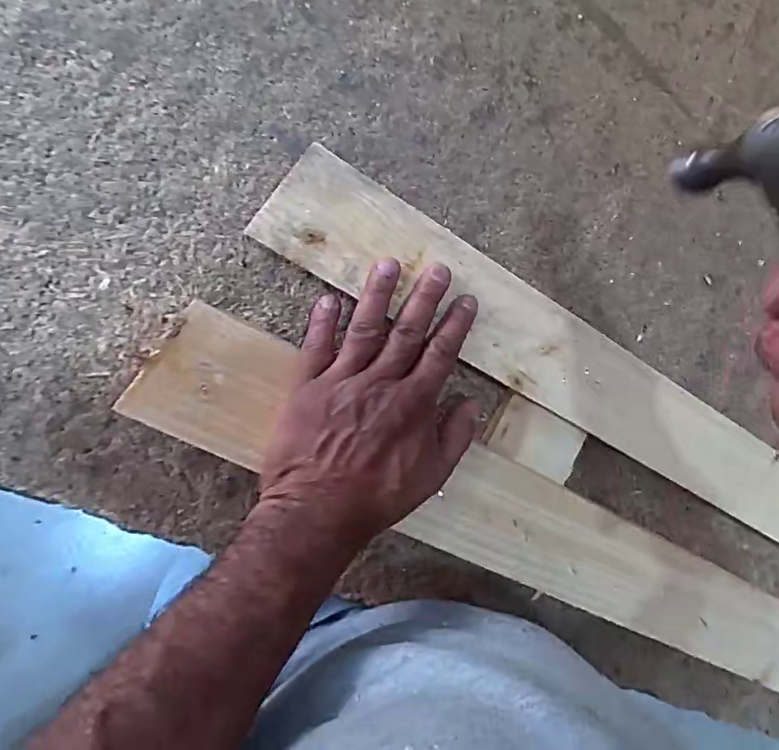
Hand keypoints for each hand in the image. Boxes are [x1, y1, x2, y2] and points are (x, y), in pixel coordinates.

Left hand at [255, 259, 482, 556]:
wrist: (314, 515)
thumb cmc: (379, 495)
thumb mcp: (433, 474)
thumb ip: (456, 435)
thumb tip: (472, 402)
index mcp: (414, 401)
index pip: (441, 352)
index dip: (455, 324)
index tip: (466, 300)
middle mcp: (382, 383)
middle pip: (408, 331)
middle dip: (425, 297)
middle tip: (438, 269)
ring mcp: (342, 382)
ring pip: (365, 329)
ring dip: (378, 295)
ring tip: (389, 264)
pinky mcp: (306, 389)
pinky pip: (316, 349)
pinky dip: (322, 323)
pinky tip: (329, 299)